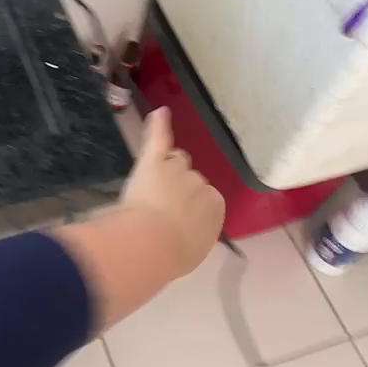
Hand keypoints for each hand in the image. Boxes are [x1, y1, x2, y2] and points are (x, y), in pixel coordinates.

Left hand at [116, 107, 224, 276]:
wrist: (153, 243)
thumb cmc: (174, 254)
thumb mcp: (194, 248)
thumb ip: (194, 231)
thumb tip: (188, 231)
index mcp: (216, 207)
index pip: (204, 198)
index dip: (187, 206)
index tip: (177, 217)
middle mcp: (201, 184)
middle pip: (189, 178)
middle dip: (175, 190)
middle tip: (159, 208)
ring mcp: (177, 169)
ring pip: (173, 161)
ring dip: (164, 171)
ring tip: (151, 188)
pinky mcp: (154, 161)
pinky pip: (159, 139)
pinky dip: (159, 125)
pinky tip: (161, 112)